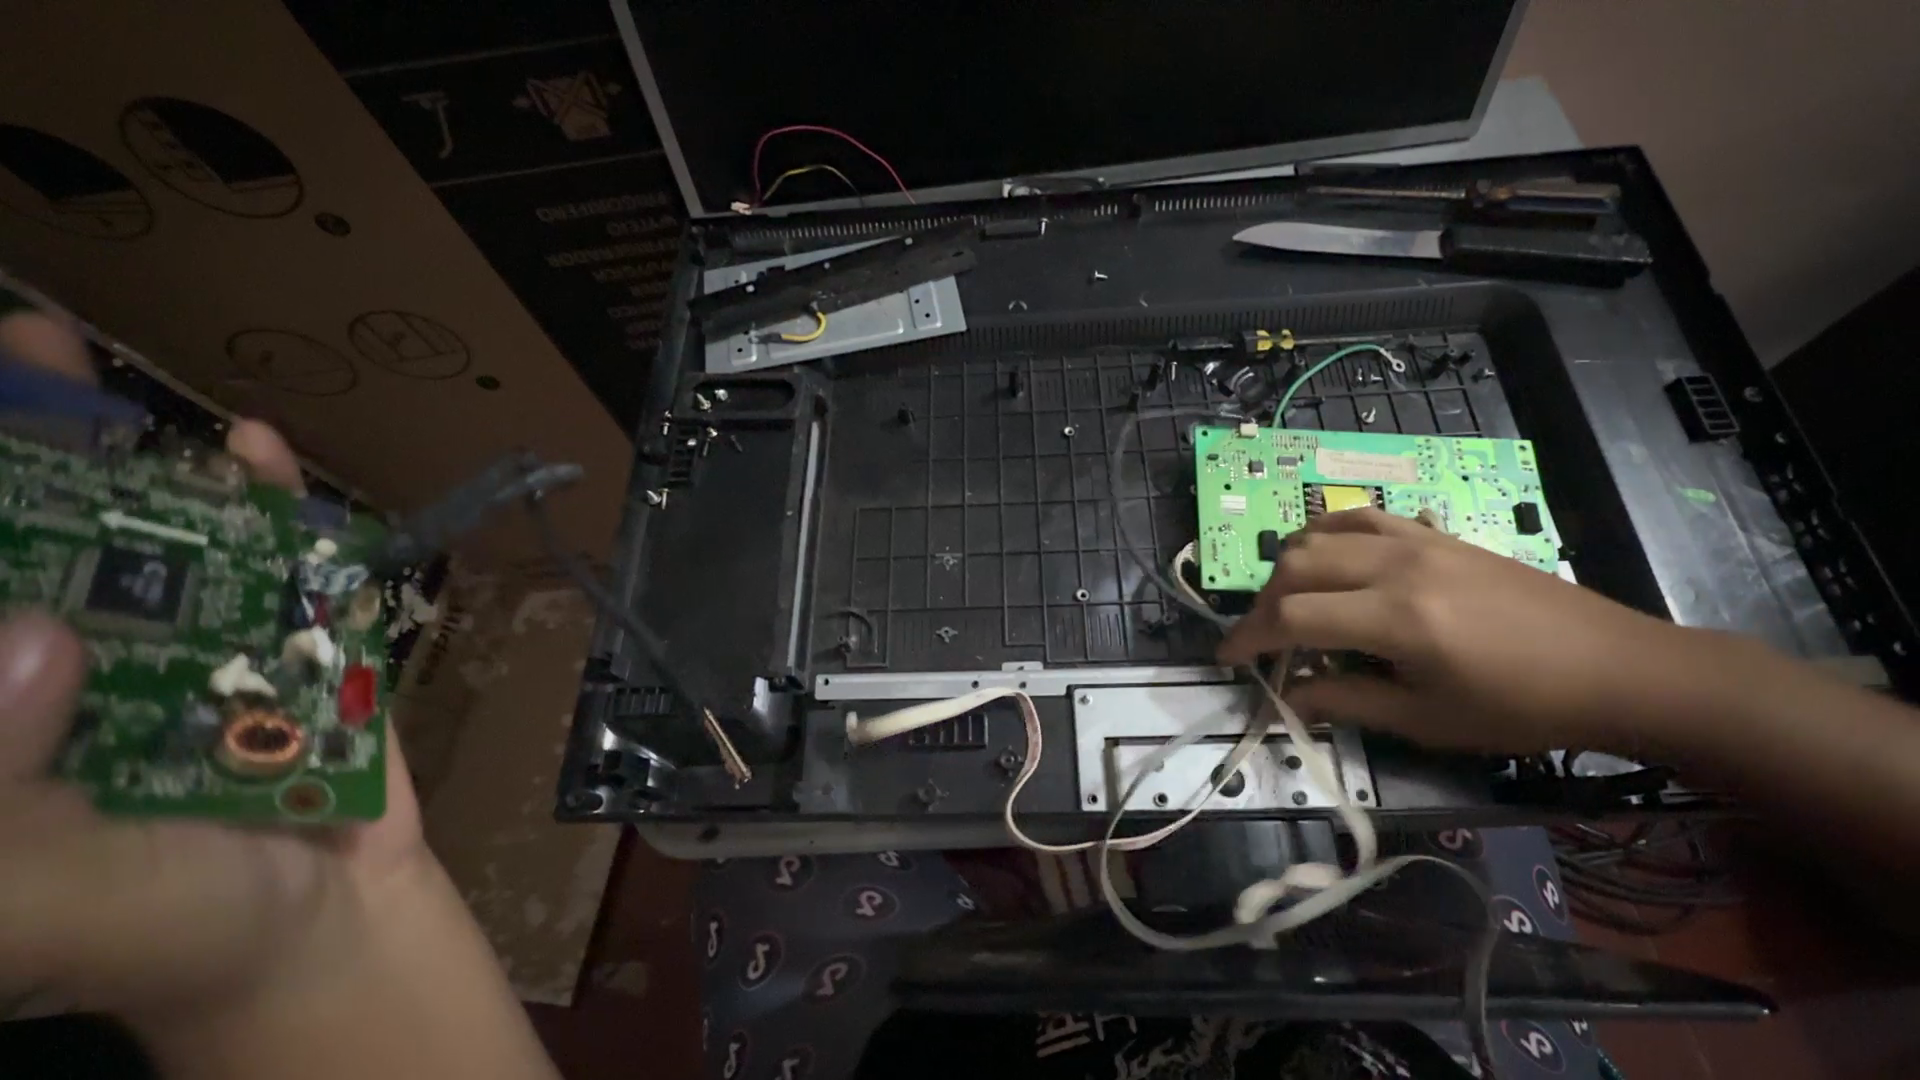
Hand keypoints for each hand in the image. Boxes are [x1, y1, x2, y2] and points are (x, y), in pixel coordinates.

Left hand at [0, 303, 429, 1023]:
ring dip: (121, 461)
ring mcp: (181, 655)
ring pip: (142, 543)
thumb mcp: (40, 895)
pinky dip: (272, 506)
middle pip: (27, 554)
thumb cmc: (166, 931)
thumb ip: (2, 788)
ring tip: (79, 367)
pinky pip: (275, 565)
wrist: (332, 925)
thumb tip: (36, 637)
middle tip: (9, 354)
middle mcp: (61, 678)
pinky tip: (262, 448)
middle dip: (14, 462)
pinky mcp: (285, 648)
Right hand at [1217, 507, 1764, 753]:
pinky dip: (1328, 533)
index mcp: (1396, 619)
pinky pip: (1363, 518)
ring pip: (1322, 534)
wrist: (1615, 668)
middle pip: (1295, 566)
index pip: (1291, 617)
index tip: (1228, 659)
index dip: (1248, 638)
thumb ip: (1348, 700)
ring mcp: (1419, 542)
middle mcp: (1397, 567)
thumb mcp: (1429, 719)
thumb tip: (1290, 695)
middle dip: (1262, 603)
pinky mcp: (1438, 535)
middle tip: (1261, 639)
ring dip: (1290, 565)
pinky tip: (1326, 556)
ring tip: (1287, 599)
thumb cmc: (1522, 708)